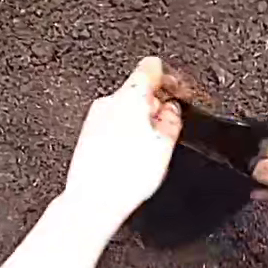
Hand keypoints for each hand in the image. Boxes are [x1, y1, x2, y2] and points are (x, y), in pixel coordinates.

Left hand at [61, 57, 183, 231]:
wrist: (93, 200)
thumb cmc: (126, 175)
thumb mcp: (165, 145)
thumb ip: (173, 118)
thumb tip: (172, 109)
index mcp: (131, 95)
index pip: (152, 67)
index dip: (171, 78)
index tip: (179, 92)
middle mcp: (109, 101)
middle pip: (138, 89)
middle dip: (155, 105)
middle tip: (169, 127)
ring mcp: (95, 118)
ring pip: (124, 109)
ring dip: (140, 121)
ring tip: (149, 149)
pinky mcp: (88, 135)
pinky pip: (112, 126)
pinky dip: (125, 134)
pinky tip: (131, 156)